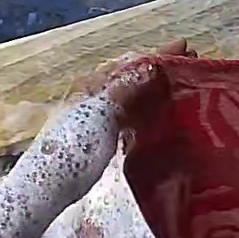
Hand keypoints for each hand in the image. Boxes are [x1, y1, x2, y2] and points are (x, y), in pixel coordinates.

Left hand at [0, 41, 191, 237]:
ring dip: (161, 88)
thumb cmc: (70, 151)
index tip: (187, 46)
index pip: (134, 63)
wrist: (46, 191)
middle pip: (137, 76)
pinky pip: (134, 115)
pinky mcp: (104, 139)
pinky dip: (153, 109)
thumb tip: (152, 65)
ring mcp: (101, 118)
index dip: (161, 54)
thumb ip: (126, 90)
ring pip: (137, 96)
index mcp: (97, 86)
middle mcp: (99, 97)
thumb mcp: (100, 116)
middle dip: (164, 69)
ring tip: (185, 85)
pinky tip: (165, 115)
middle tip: (192, 65)